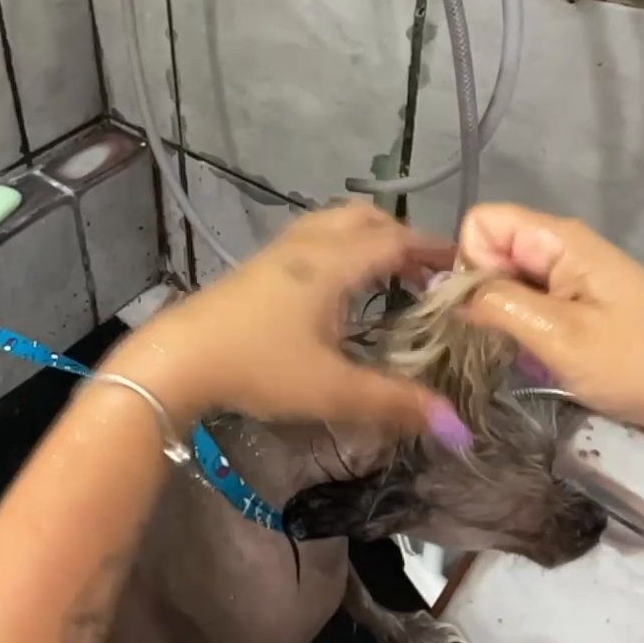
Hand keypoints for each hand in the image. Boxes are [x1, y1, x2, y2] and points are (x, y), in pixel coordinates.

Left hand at [102, 202, 468, 443]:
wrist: (180, 356)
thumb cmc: (259, 365)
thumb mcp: (332, 389)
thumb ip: (395, 402)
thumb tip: (456, 423)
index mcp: (332, 262)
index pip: (396, 240)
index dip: (433, 251)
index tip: (463, 270)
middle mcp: (308, 245)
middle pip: (365, 219)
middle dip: (401, 239)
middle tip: (426, 277)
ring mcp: (279, 251)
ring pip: (334, 223)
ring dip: (367, 239)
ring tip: (388, 277)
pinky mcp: (259, 265)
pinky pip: (314, 238)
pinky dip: (341, 247)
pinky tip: (338, 288)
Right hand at [458, 203, 643, 442]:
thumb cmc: (643, 365)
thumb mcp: (559, 338)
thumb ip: (497, 304)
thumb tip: (449, 292)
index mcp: (558, 239)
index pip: (480, 222)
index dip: (470, 261)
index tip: (486, 308)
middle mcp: (563, 246)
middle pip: (492, 248)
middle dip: (483, 290)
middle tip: (506, 338)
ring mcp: (576, 274)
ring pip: (509, 277)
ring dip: (505, 312)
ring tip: (528, 351)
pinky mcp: (586, 301)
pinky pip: (532, 298)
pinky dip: (526, 325)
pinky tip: (545, 356)